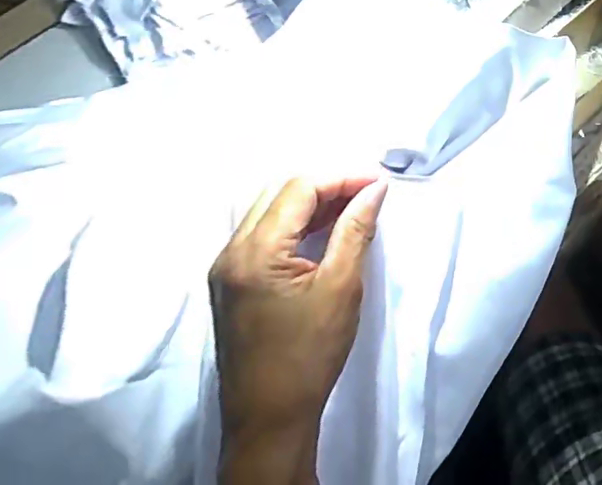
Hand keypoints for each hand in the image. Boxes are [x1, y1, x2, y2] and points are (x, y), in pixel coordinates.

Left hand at [211, 176, 388, 482]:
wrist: (269, 422)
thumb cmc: (309, 356)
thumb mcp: (341, 287)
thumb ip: (356, 229)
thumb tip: (375, 188)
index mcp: (255, 252)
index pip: (299, 189)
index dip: (341, 178)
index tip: (376, 184)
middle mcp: (231, 252)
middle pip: (280, 193)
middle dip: (325, 186)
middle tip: (364, 195)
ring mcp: (225, 267)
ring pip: (269, 210)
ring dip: (310, 203)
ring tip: (350, 209)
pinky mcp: (229, 282)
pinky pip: (262, 233)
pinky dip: (294, 224)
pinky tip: (323, 232)